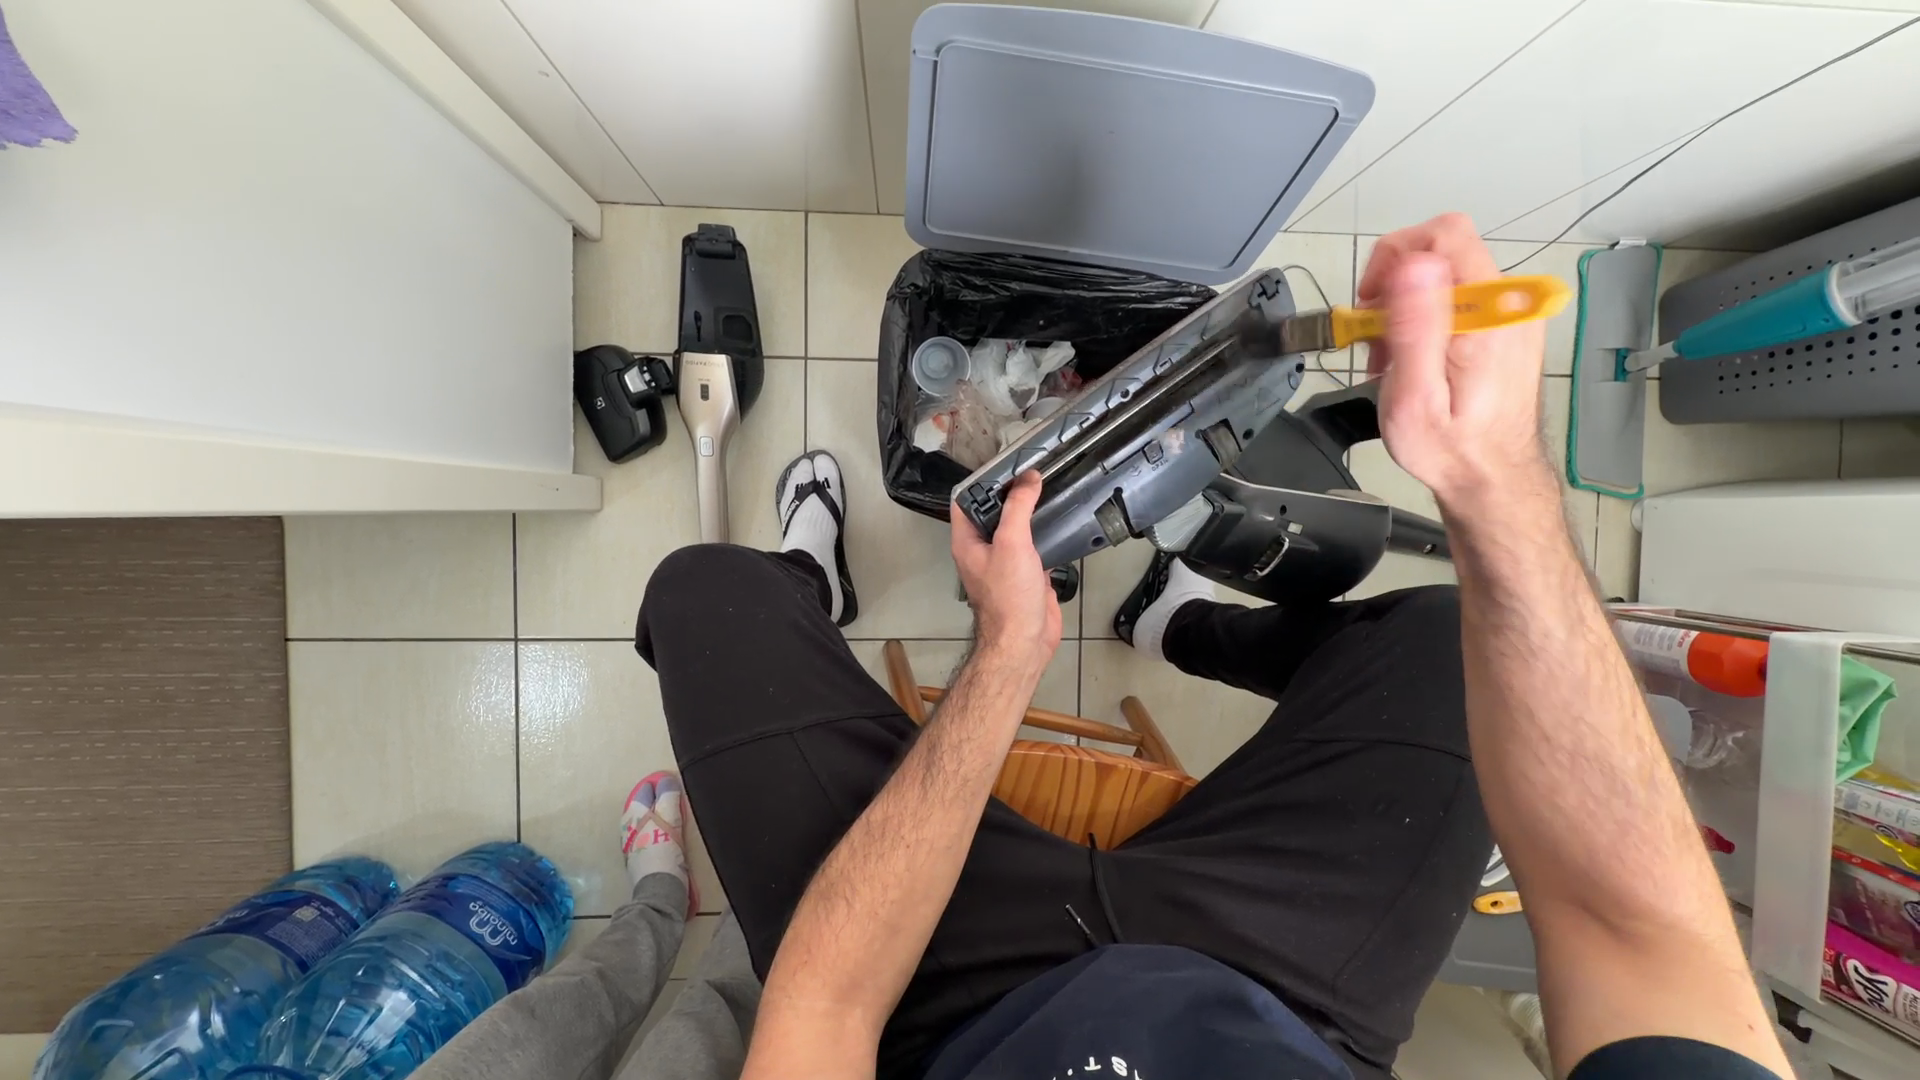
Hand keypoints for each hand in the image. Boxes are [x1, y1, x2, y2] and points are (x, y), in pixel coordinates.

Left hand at [950, 472, 1061, 667]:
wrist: (1025, 641)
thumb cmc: (1008, 598)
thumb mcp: (1011, 543)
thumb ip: (1018, 508)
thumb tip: (1028, 479)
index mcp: (968, 541)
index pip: (966, 500)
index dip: (982, 481)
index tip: (1006, 464)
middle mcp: (984, 548)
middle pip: (994, 511)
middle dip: (1011, 492)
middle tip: (1033, 470)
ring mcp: (1006, 561)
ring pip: (1017, 527)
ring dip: (1031, 510)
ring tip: (1049, 486)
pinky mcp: (1028, 572)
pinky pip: (1036, 545)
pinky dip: (1047, 531)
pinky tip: (1062, 517)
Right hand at [1357, 214, 1556, 512]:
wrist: (1491, 475)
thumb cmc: (1446, 445)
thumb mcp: (1415, 395)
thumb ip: (1417, 326)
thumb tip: (1415, 264)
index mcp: (1489, 311)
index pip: (1442, 235)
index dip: (1394, 258)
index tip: (1371, 305)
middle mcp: (1509, 299)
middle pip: (1441, 252)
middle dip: (1393, 289)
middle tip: (1376, 341)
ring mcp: (1512, 309)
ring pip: (1445, 275)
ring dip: (1405, 308)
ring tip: (1392, 358)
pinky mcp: (1507, 321)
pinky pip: (1458, 296)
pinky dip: (1424, 318)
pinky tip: (1414, 357)